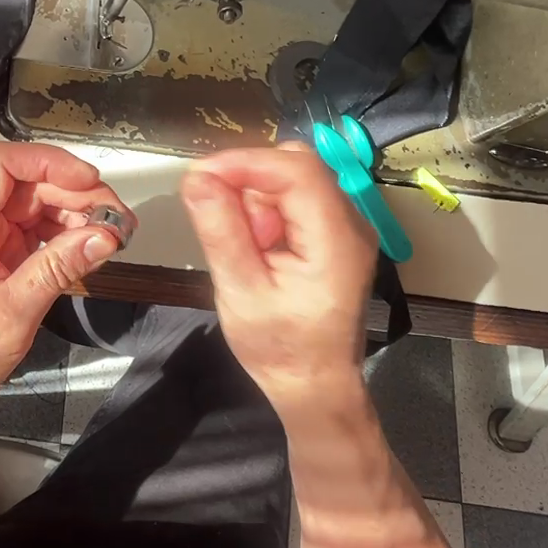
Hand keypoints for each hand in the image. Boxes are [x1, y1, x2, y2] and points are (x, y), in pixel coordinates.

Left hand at [0, 143, 133, 444]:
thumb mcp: (11, 315)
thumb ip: (57, 270)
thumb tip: (106, 236)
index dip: (47, 161)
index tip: (90, 180)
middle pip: (26, 182)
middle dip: (75, 191)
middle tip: (119, 218)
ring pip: (35, 204)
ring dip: (76, 212)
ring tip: (115, 233)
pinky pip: (35, 230)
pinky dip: (65, 234)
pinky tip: (92, 245)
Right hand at [179, 145, 377, 401]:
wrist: (313, 384)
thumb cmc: (278, 347)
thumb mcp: (239, 291)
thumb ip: (221, 231)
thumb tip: (197, 178)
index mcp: (335, 240)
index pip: (295, 171)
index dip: (244, 162)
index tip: (198, 176)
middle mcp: (350, 223)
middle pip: (297, 165)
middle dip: (249, 180)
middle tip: (224, 220)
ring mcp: (345, 226)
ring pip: (293, 178)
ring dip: (256, 197)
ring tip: (246, 245)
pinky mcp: (332, 233)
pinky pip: (295, 198)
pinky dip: (265, 209)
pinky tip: (257, 245)